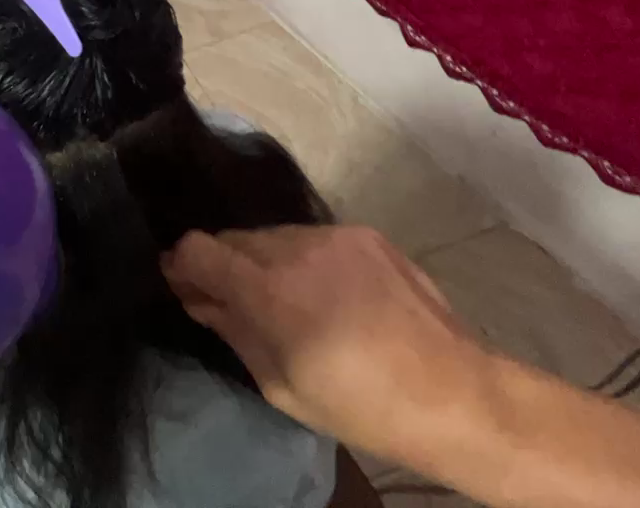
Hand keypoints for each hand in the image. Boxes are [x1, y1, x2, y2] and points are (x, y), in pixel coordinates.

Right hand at [162, 225, 502, 467]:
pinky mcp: (362, 232)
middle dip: (223, 266)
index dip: (182, 264)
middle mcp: (294, 249)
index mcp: (270, 291)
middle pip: (231, 238)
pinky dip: (301, 258)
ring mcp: (331, 236)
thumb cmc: (360, 406)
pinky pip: (308, 236)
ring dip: (262, 261)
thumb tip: (197, 297)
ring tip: (287, 299)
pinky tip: (324, 291)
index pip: (197, 248)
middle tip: (233, 300)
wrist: (457, 395)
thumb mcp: (279, 384)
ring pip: (270, 235)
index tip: (183, 284)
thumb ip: (230, 329)